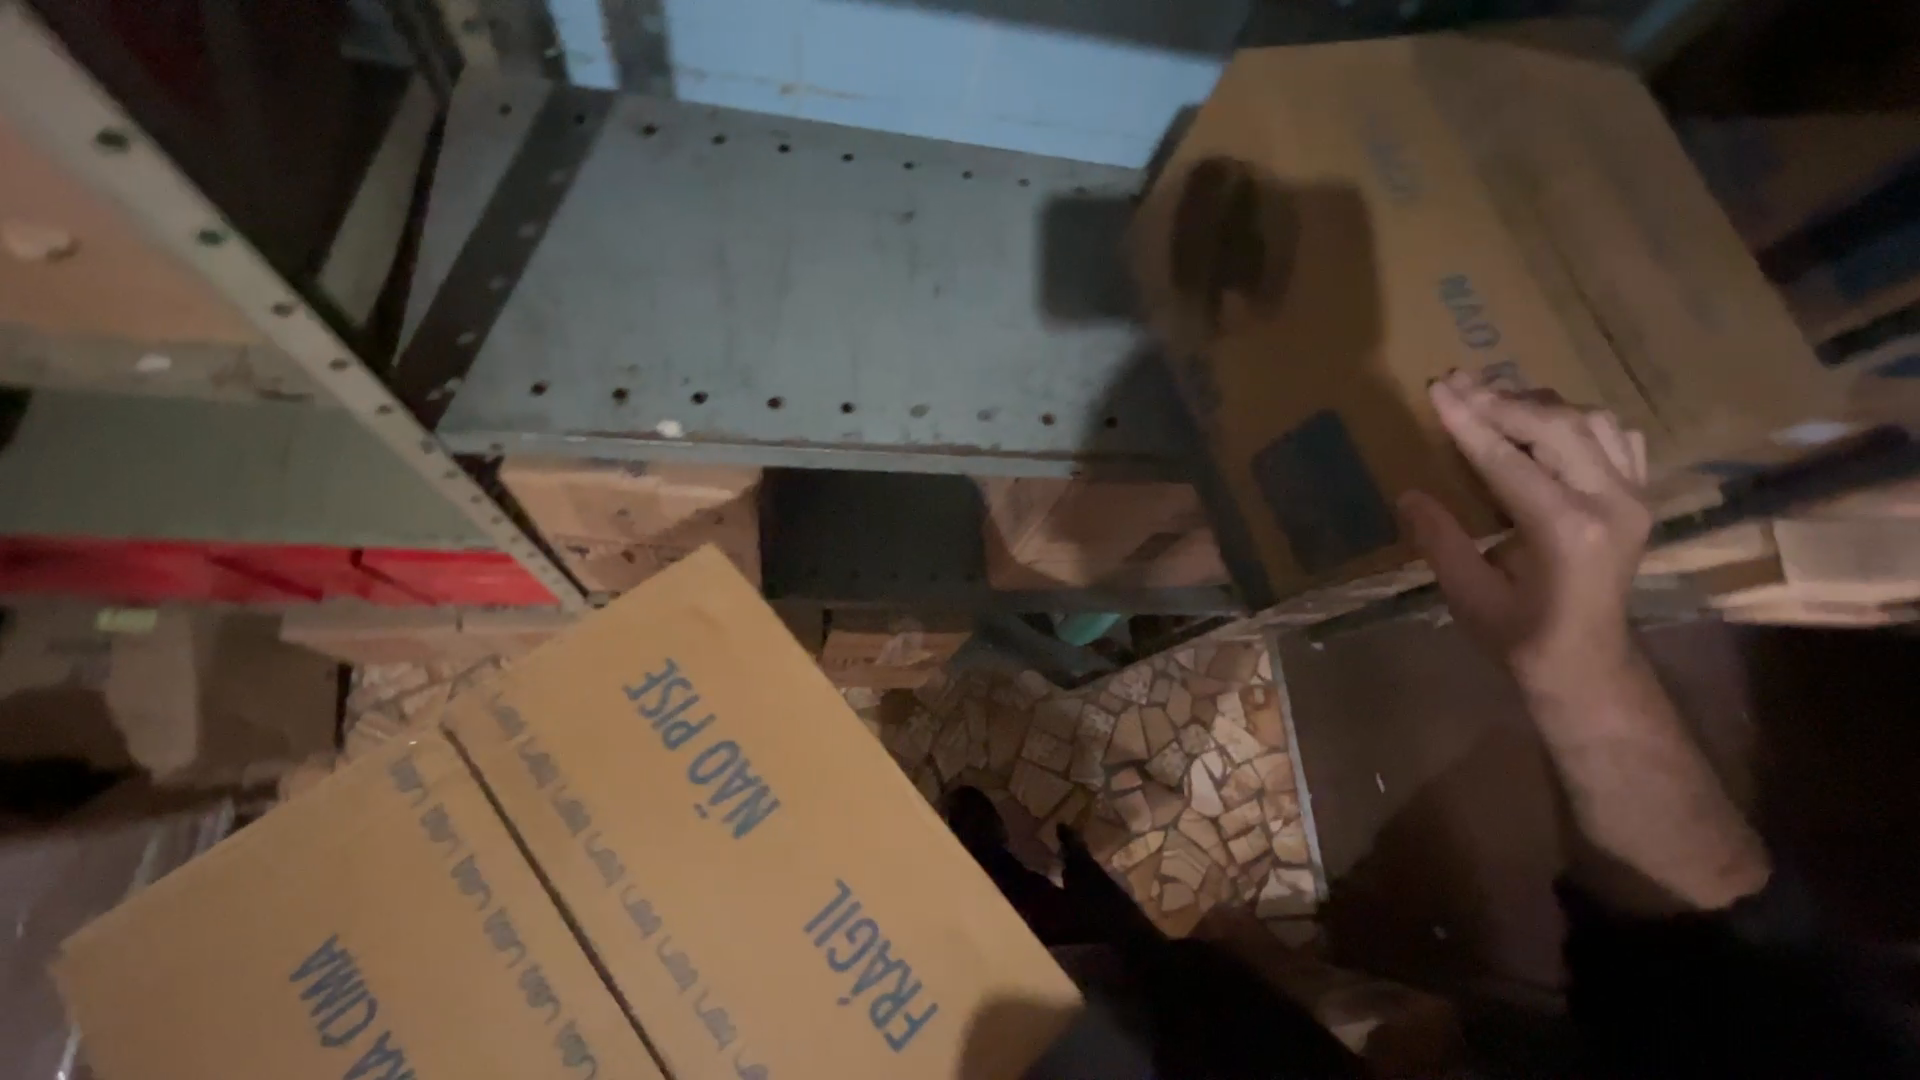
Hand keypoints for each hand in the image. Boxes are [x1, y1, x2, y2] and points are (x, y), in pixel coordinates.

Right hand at [1397, 372, 1651, 689]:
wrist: (1585, 662)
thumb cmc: (1517, 634)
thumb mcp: (1467, 593)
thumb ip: (1440, 539)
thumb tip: (1408, 494)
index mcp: (1566, 529)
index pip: (1507, 458)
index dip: (1467, 420)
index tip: (1437, 387)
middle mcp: (1611, 502)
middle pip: (1556, 426)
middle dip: (1500, 399)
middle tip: (1456, 380)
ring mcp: (1634, 497)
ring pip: (1591, 422)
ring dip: (1537, 404)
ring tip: (1490, 396)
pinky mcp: (1638, 498)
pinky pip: (1617, 438)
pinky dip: (1577, 420)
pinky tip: (1543, 422)